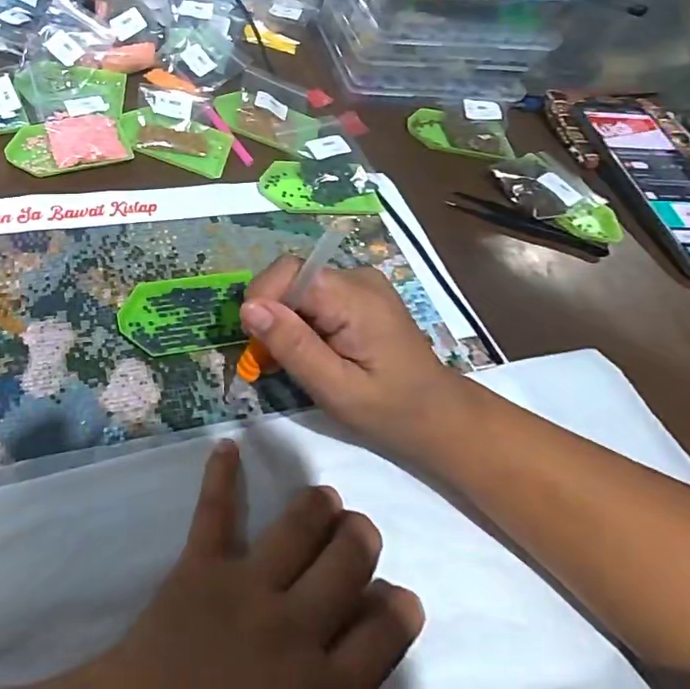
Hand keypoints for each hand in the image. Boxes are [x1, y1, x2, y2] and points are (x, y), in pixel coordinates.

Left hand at [63, 441, 421, 688]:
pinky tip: (229, 445)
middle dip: (361, 540)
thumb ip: (337, 687)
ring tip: (325, 496)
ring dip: (316, 505)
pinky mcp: (199, 566)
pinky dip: (219, 475)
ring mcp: (246, 588)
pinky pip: (214, 512)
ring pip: (297, 529)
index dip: (398, 609)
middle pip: (347, 564)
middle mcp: (296, 626)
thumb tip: (360, 660)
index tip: (402, 593)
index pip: (382, 632)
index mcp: (327, 684)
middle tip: (359, 530)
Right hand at [241, 257, 459, 456]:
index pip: (290, 271)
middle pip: (293, 277)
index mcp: (355, 297)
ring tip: (289, 361)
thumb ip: (292, 346)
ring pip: (300, 287)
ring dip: (284, 320)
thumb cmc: (390, 410)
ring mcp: (360, 284)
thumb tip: (249, 308)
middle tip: (269, 359)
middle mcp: (358, 277)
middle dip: (271, 313)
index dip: (262, 298)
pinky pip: (314, 295)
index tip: (254, 340)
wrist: (441, 417)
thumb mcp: (335, 388)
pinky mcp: (359, 294)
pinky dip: (300, 320)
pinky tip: (309, 352)